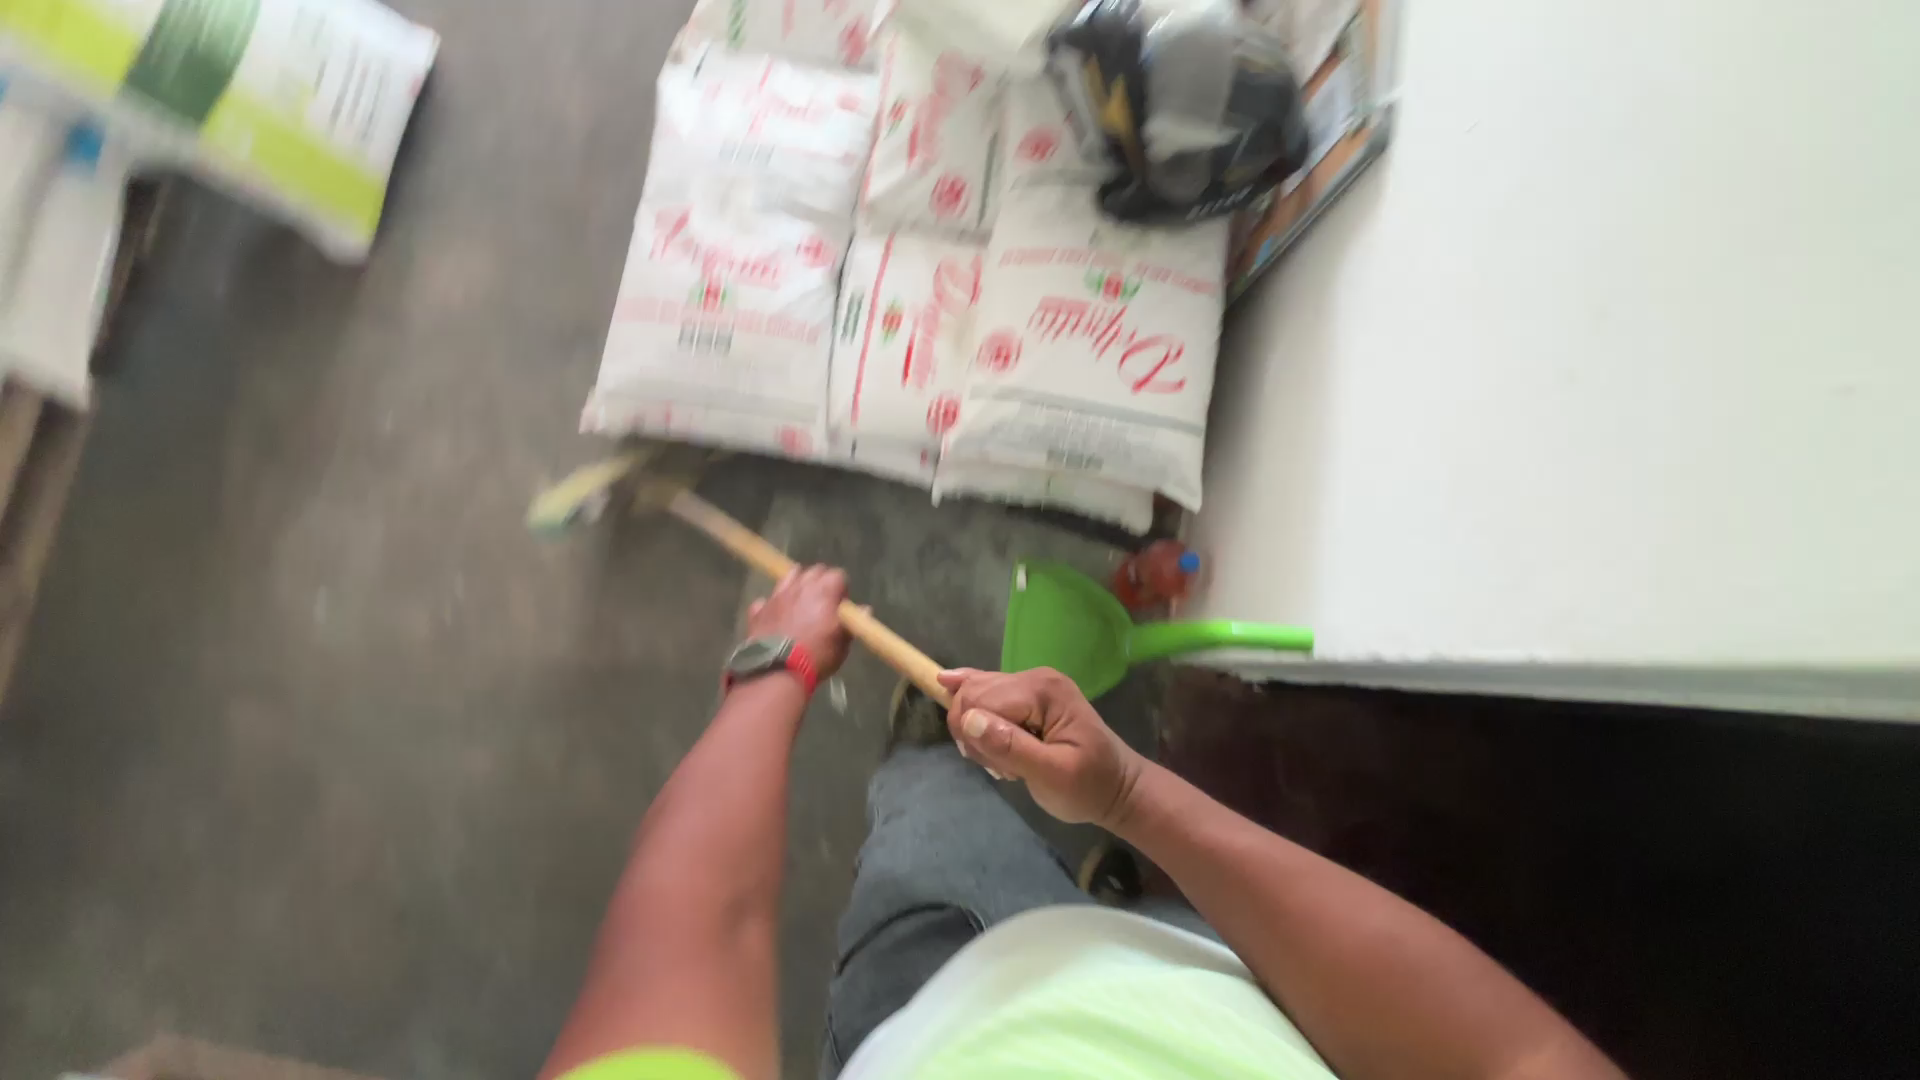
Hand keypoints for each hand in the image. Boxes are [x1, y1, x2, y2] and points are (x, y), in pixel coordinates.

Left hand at [748, 565, 852, 678]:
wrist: (777, 669)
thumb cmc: (817, 655)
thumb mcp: (842, 644)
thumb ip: (852, 623)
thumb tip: (865, 609)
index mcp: (824, 591)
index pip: (838, 575)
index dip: (841, 589)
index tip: (841, 605)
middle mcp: (800, 587)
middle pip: (814, 571)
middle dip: (820, 581)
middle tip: (823, 602)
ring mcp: (777, 596)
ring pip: (789, 577)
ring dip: (797, 584)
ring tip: (800, 601)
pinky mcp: (759, 610)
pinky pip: (767, 599)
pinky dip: (772, 605)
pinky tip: (776, 616)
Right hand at [937, 667, 1147, 827]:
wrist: (1117, 788)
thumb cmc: (1088, 787)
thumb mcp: (1052, 776)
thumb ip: (1011, 747)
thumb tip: (969, 720)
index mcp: (1043, 691)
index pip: (980, 700)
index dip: (975, 736)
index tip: (1000, 769)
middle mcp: (1034, 677)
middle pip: (973, 694)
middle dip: (974, 733)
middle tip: (1002, 767)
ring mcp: (1030, 682)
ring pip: (975, 692)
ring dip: (978, 730)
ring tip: (1004, 759)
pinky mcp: (1025, 693)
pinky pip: (986, 688)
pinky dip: (973, 704)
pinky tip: (947, 685)